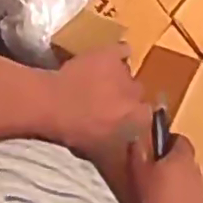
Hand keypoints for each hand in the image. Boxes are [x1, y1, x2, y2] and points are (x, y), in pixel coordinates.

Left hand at [47, 43, 146, 158]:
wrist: (56, 103)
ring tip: (103, 78)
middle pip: (138, 91)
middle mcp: (135, 93)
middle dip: (127, 94)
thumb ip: (123, 152)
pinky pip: (122, 49)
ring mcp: (122, 71)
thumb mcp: (105, 153)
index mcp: (138, 118)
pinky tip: (111, 57)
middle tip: (111, 97)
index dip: (135, 114)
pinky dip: (119, 52)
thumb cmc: (78, 131)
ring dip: (118, 75)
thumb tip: (129, 153)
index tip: (125, 115)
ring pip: (127, 71)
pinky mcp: (108, 53)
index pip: (147, 114)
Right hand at [127, 134, 202, 202]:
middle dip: (172, 160)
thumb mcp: (138, 172)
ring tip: (161, 186)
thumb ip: (137, 151)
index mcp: (182, 156)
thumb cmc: (158, 201)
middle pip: (185, 158)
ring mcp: (202, 191)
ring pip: (189, 176)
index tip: (155, 146)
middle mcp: (196, 170)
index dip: (168, 139)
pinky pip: (192, 194)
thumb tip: (137, 139)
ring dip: (178, 178)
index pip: (180, 138)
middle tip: (155, 166)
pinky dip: (183, 195)